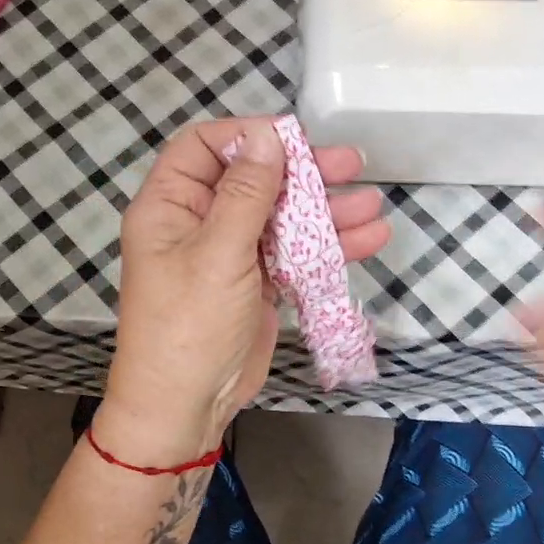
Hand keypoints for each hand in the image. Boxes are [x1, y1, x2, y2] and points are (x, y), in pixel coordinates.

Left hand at [97, 118, 388, 464]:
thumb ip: (246, 194)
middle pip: (254, 181)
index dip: (247, 137)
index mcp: (169, 206)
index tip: (294, 140)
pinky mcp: (256, 285)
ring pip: (281, 219)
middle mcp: (197, 223)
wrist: (185, 405)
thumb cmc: (189, 326)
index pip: (204, 148)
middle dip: (303, 173)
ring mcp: (229, 256)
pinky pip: (293, 255)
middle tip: (353, 165)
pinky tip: (368, 241)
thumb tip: (266, 137)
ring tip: (373, 206)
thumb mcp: (217, 254)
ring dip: (326, 212)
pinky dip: (327, 249)